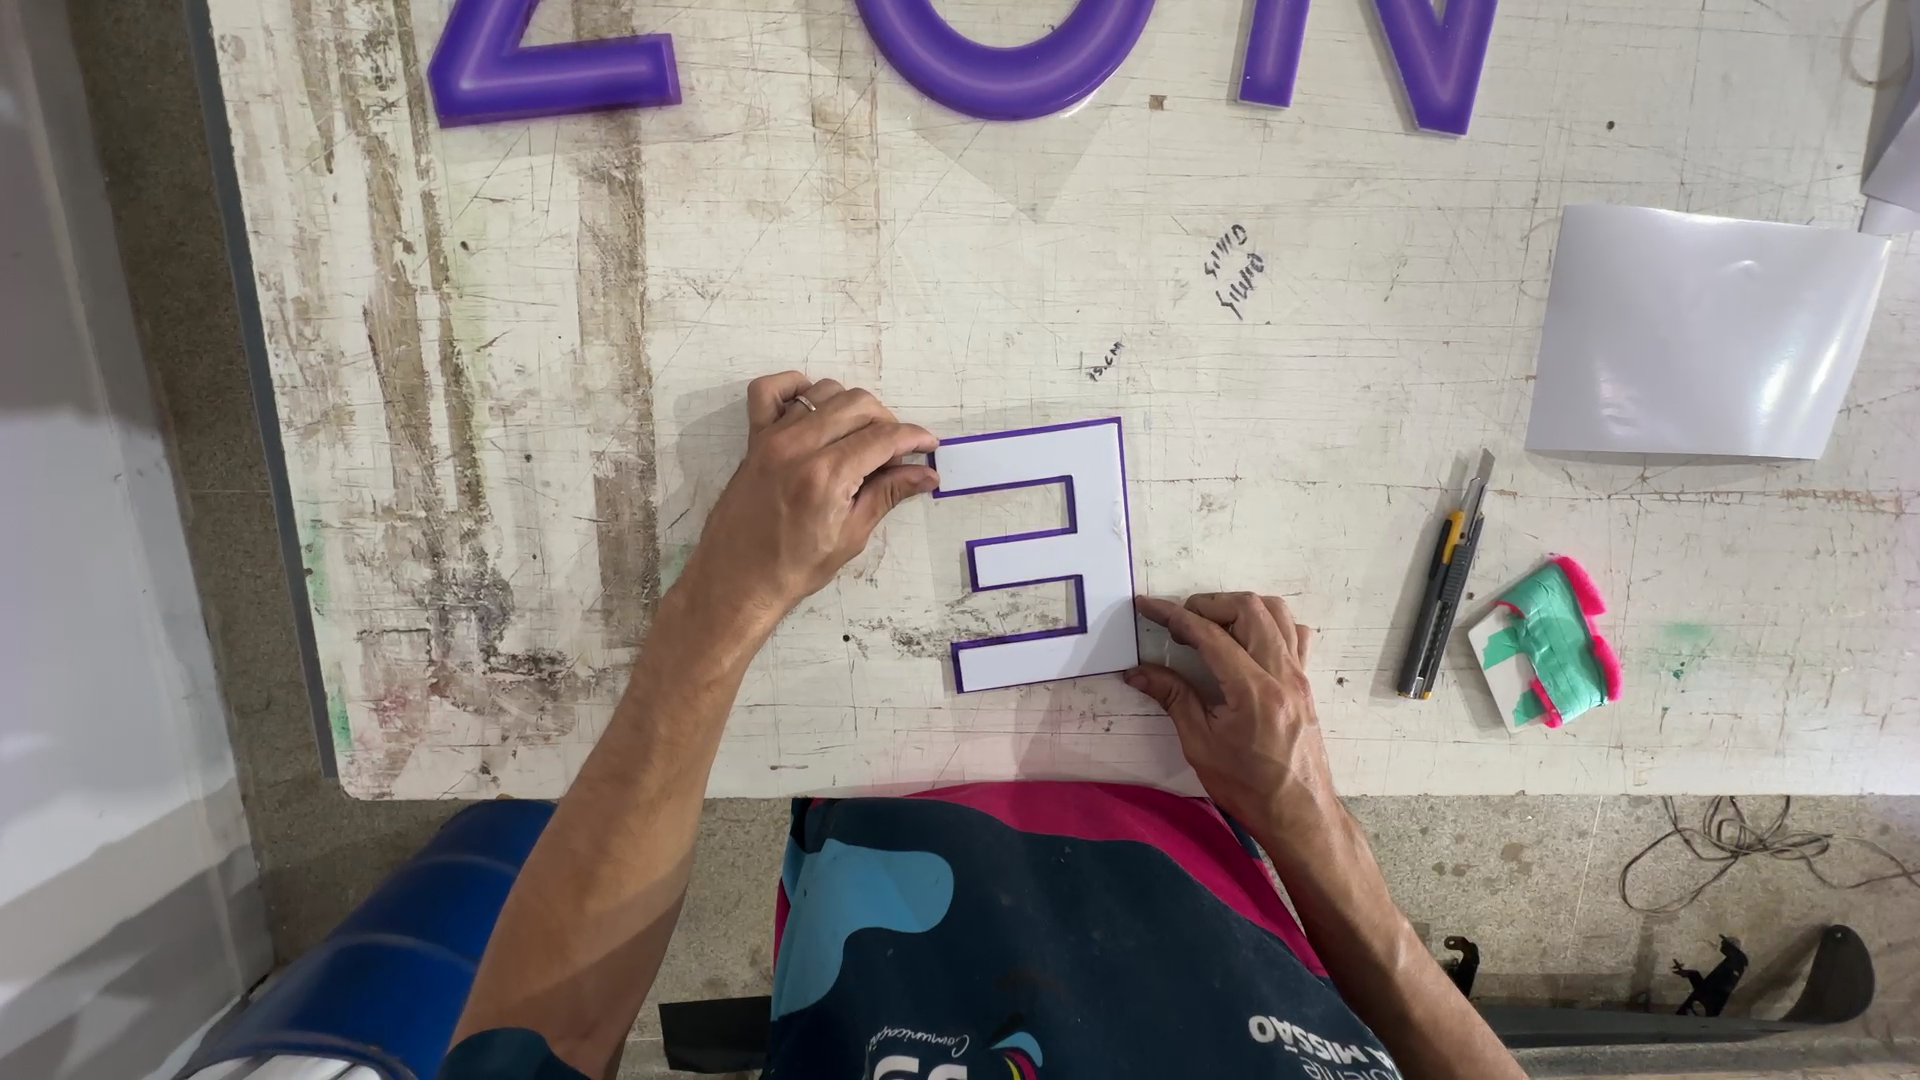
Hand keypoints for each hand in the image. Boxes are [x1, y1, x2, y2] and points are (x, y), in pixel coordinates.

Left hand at [684, 372, 938, 618]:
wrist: (737, 580)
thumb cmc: (794, 567)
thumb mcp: (852, 535)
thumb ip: (888, 495)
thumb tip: (927, 475)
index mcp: (826, 476)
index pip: (883, 437)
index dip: (914, 437)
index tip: (928, 445)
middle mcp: (798, 447)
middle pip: (858, 405)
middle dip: (887, 423)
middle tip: (893, 456)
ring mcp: (772, 438)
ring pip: (824, 392)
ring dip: (851, 408)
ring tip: (858, 440)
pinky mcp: (754, 439)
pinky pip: (770, 390)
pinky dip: (796, 387)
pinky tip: (815, 409)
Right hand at [1127, 593, 1338, 842]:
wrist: (1300, 815)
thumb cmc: (1247, 787)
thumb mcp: (1200, 745)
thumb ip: (1172, 698)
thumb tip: (1136, 672)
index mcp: (1252, 691)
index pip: (1209, 634)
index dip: (1173, 615)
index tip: (1147, 606)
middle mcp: (1282, 674)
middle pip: (1248, 609)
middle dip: (1207, 604)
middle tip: (1180, 624)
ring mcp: (1299, 675)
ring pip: (1276, 612)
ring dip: (1238, 609)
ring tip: (1211, 626)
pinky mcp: (1306, 682)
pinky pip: (1294, 633)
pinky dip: (1268, 624)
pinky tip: (1246, 642)